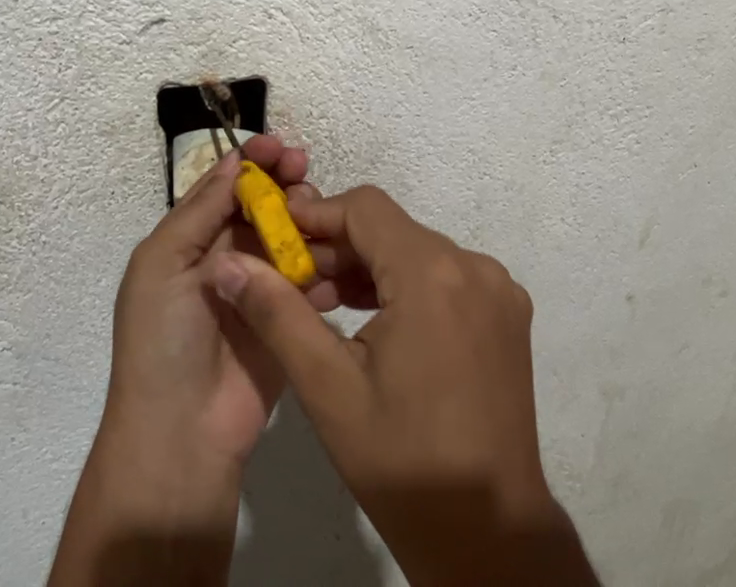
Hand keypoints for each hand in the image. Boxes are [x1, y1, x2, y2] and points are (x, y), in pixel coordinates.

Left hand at [48, 136, 313, 586]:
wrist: (184, 431)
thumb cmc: (163, 340)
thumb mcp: (163, 264)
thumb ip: (201, 211)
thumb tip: (235, 161)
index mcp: (189, 243)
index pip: (226, 189)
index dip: (253, 163)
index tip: (281, 145)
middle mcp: (226, 260)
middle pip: (264, 209)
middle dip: (286, 186)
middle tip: (307, 172)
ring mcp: (261, 291)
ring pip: (293, 240)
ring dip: (309, 223)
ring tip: (323, 218)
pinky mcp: (288, 320)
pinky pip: (313, 284)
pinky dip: (325, 270)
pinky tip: (334, 265)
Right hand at [206, 186, 597, 585]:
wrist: (486, 527)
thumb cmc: (401, 458)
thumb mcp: (327, 386)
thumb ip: (277, 313)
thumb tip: (228, 264)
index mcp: (434, 275)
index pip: (366, 208)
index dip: (315, 216)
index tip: (274, 240)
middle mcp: (476, 269)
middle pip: (393, 230)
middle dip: (338, 248)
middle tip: (289, 282)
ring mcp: (499, 293)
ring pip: (419, 253)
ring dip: (370, 269)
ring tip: (321, 303)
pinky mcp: (507, 317)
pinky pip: (446, 279)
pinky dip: (405, 287)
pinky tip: (369, 322)